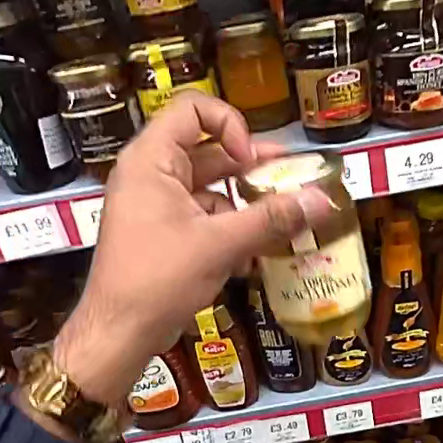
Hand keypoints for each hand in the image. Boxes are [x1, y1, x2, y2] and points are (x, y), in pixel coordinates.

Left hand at [54, 91, 336, 407]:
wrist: (120, 333)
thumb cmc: (158, 279)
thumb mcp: (220, 245)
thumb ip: (272, 219)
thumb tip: (322, 200)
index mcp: (152, 160)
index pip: (193, 108)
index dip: (230, 124)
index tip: (252, 159)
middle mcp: (151, 174)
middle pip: (208, 150)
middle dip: (251, 168)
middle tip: (292, 180)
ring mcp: (156, 204)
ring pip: (210, 188)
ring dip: (244, 205)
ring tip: (280, 224)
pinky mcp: (163, 232)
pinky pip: (203, 216)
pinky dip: (229, 230)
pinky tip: (252, 256)